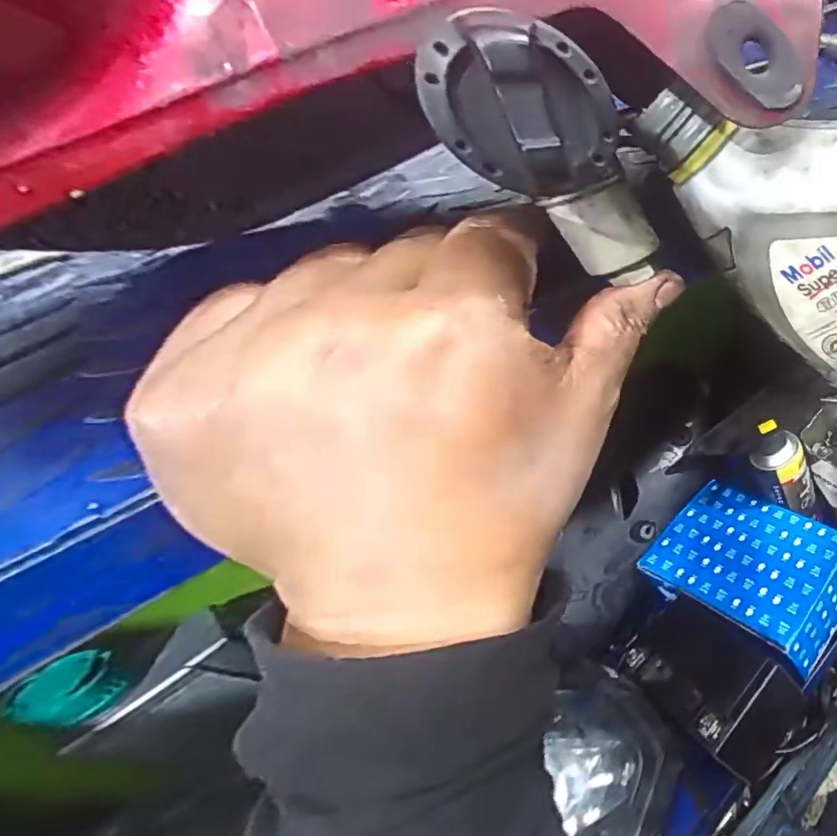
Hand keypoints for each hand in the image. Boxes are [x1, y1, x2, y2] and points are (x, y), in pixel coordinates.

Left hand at [127, 209, 682, 655]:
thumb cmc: (509, 498)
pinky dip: (275, 332)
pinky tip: (307, 385)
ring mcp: (250, 351)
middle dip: (438, 285)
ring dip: (358, 303)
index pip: (485, 236)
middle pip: (403, 249)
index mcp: (457, 323)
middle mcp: (348, 318)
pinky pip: (232, 310)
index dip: (509, 260)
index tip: (512, 285)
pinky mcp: (177, 389)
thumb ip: (614, 329)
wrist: (407, 598)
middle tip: (448, 350)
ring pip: (321, 270)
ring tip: (378, 370)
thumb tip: (659, 275)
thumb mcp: (579, 414)